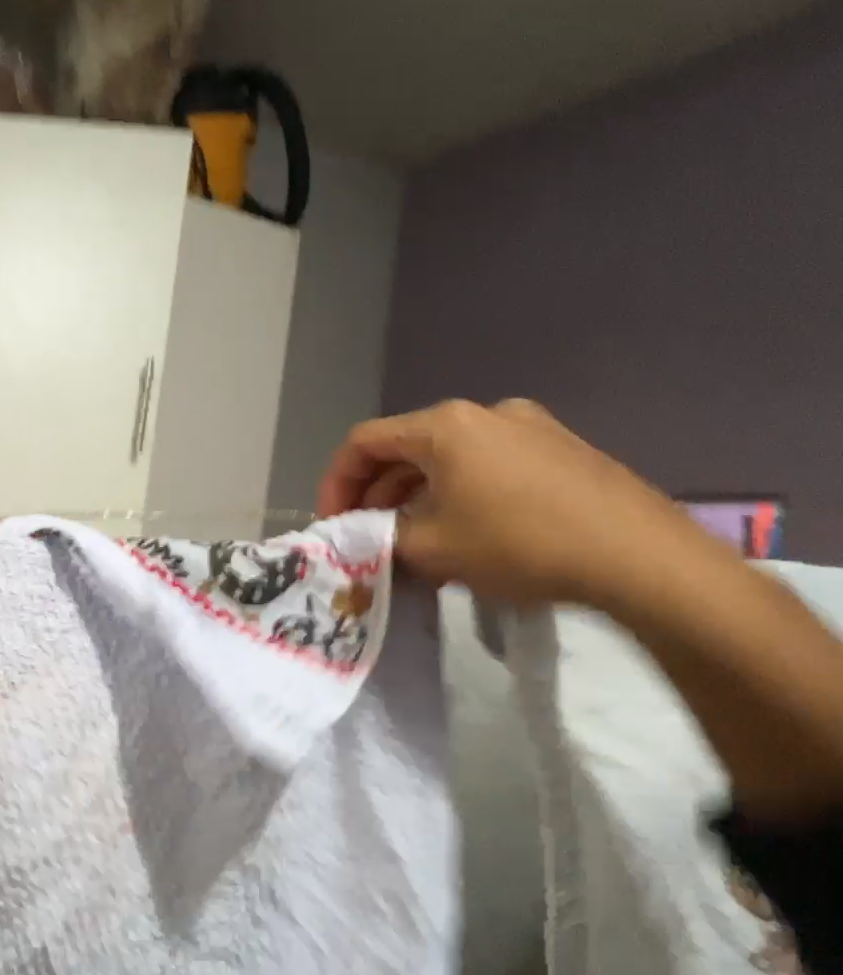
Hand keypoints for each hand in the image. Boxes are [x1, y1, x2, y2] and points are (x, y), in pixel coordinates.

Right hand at [316, 398, 717, 605]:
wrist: (642, 560)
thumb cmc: (519, 545)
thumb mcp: (429, 548)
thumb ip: (380, 535)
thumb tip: (366, 534)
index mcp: (446, 425)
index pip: (363, 442)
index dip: (335, 483)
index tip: (332, 523)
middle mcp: (487, 414)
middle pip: (407, 448)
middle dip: (377, 492)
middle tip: (367, 534)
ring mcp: (533, 428)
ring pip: (449, 459)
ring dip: (418, 496)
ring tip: (413, 540)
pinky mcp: (565, 451)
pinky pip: (490, 467)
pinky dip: (460, 494)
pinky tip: (466, 533)